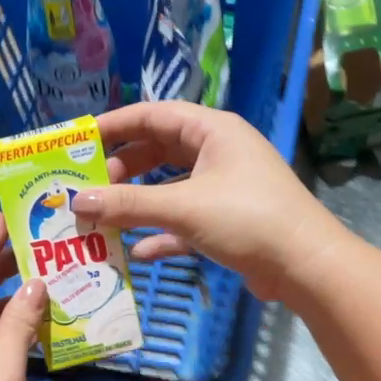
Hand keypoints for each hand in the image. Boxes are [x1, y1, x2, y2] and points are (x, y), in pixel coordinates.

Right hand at [73, 101, 350, 300]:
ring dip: (137, 205)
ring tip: (102, 218)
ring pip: (169, 189)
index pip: (154, 115)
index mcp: (212, 131)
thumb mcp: (183, 208)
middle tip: (88, 188)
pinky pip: (184, 222)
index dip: (115, 125)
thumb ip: (129, 205)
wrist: (303, 264)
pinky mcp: (227, 223)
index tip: (79, 141)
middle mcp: (218, 153)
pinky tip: (136, 252)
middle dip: (122, 170)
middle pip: (159, 152)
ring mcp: (224, 188)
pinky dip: (160, 234)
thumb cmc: (247, 219)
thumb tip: (77, 201)